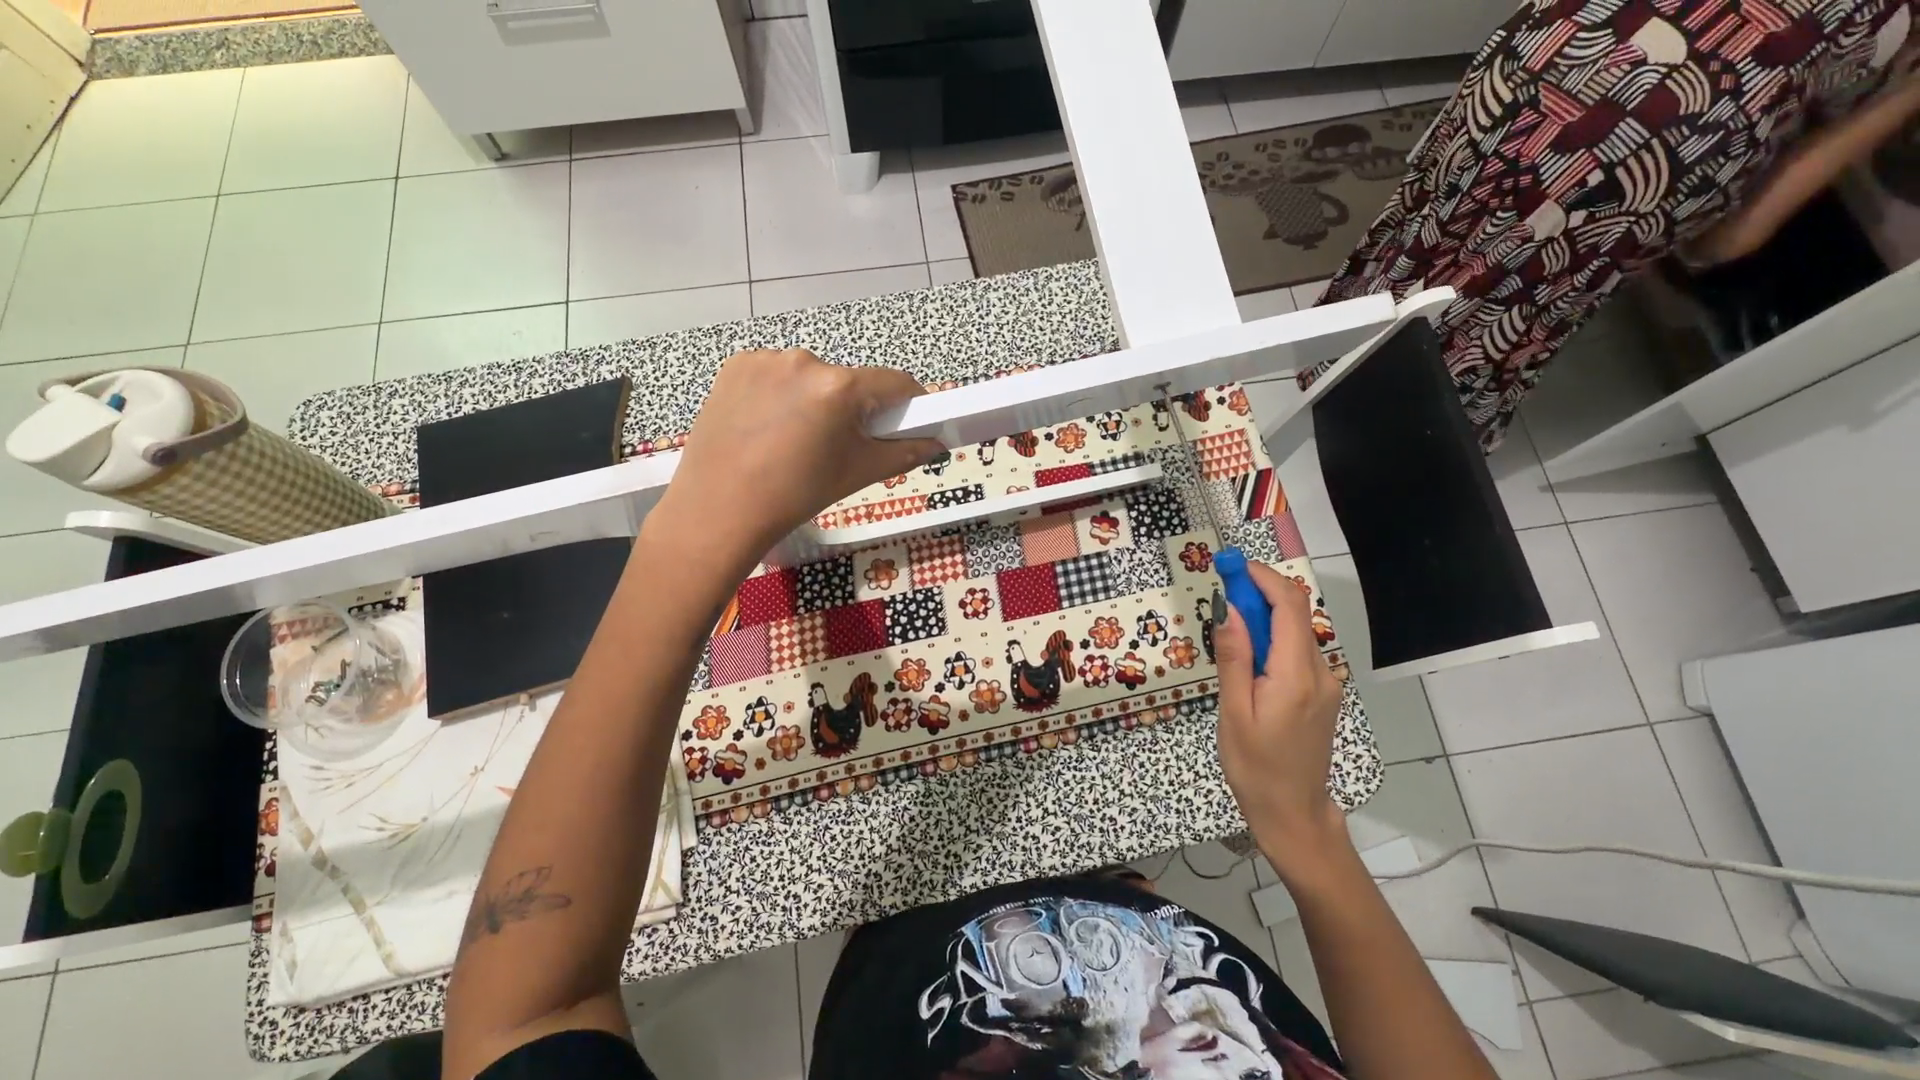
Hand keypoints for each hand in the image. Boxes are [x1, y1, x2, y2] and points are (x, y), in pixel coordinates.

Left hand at [659, 349, 945, 560]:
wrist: (719, 510)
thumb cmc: (795, 495)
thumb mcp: (857, 473)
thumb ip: (904, 453)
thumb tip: (937, 443)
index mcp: (839, 387)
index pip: (894, 383)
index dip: (909, 403)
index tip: (908, 421)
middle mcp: (804, 361)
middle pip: (847, 381)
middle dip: (852, 407)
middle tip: (838, 445)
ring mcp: (765, 360)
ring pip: (808, 378)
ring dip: (812, 399)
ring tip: (793, 440)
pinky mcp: (735, 366)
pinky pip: (773, 375)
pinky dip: (777, 395)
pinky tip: (765, 427)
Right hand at [1212, 561, 1347, 878]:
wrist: (1293, 814)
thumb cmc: (1255, 768)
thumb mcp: (1233, 713)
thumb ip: (1233, 657)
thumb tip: (1227, 608)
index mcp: (1297, 675)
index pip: (1288, 606)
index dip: (1262, 578)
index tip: (1230, 568)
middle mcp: (1320, 672)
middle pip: (1294, 614)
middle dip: (1258, 596)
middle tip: (1220, 600)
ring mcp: (1326, 684)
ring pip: (1295, 633)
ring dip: (1262, 621)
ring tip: (1228, 643)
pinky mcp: (1323, 695)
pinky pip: (1297, 654)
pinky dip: (1271, 644)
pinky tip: (1248, 668)